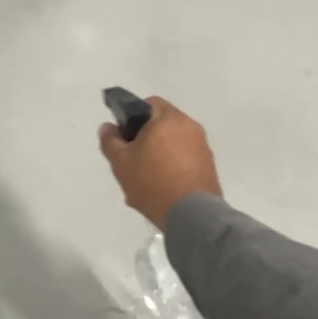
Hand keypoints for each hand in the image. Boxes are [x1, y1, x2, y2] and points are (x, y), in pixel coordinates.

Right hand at [98, 97, 222, 229]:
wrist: (192, 215)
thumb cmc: (152, 183)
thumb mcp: (121, 163)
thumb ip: (110, 141)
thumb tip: (108, 127)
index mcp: (169, 118)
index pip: (149, 104)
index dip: (133, 117)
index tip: (125, 138)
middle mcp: (190, 126)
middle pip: (162, 124)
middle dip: (146, 139)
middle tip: (133, 161)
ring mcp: (203, 146)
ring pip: (174, 143)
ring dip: (160, 154)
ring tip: (147, 179)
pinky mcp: (209, 165)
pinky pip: (186, 159)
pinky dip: (174, 167)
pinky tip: (163, 188)